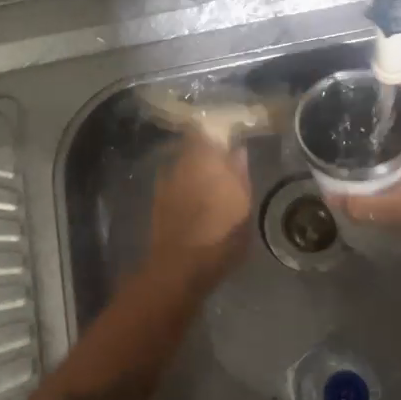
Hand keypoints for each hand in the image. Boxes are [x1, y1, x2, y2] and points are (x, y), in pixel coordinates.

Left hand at [149, 134, 252, 288]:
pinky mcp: (157, 200)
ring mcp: (166, 182)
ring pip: (180, 163)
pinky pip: (170, 181)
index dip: (213, 132)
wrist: (180, 267)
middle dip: (203, 149)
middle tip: (218, 159)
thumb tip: (238, 149)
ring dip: (191, 166)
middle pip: (191, 146)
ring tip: (205, 179)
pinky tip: (189, 196)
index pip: (204, 132)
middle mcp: (183, 165)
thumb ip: (240, 174)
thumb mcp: (243, 208)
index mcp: (206, 161)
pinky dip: (180, 183)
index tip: (224, 137)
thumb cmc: (221, 237)